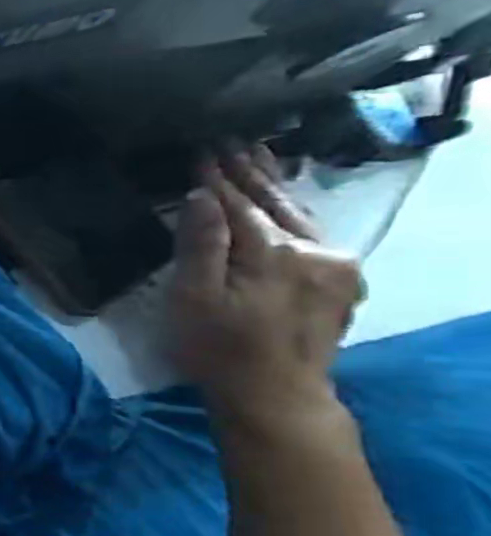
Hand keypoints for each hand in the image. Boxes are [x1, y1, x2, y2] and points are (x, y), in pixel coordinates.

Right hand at [167, 147, 363, 416]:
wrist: (275, 393)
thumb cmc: (217, 347)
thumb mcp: (193, 298)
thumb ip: (201, 245)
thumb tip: (202, 197)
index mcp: (272, 253)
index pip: (237, 205)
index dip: (215, 179)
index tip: (200, 151)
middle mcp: (314, 251)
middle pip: (274, 204)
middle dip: (248, 173)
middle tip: (229, 143)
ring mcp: (337, 266)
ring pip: (299, 216)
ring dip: (273, 188)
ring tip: (255, 160)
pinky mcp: (343, 282)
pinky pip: (314, 234)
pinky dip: (293, 213)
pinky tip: (283, 205)